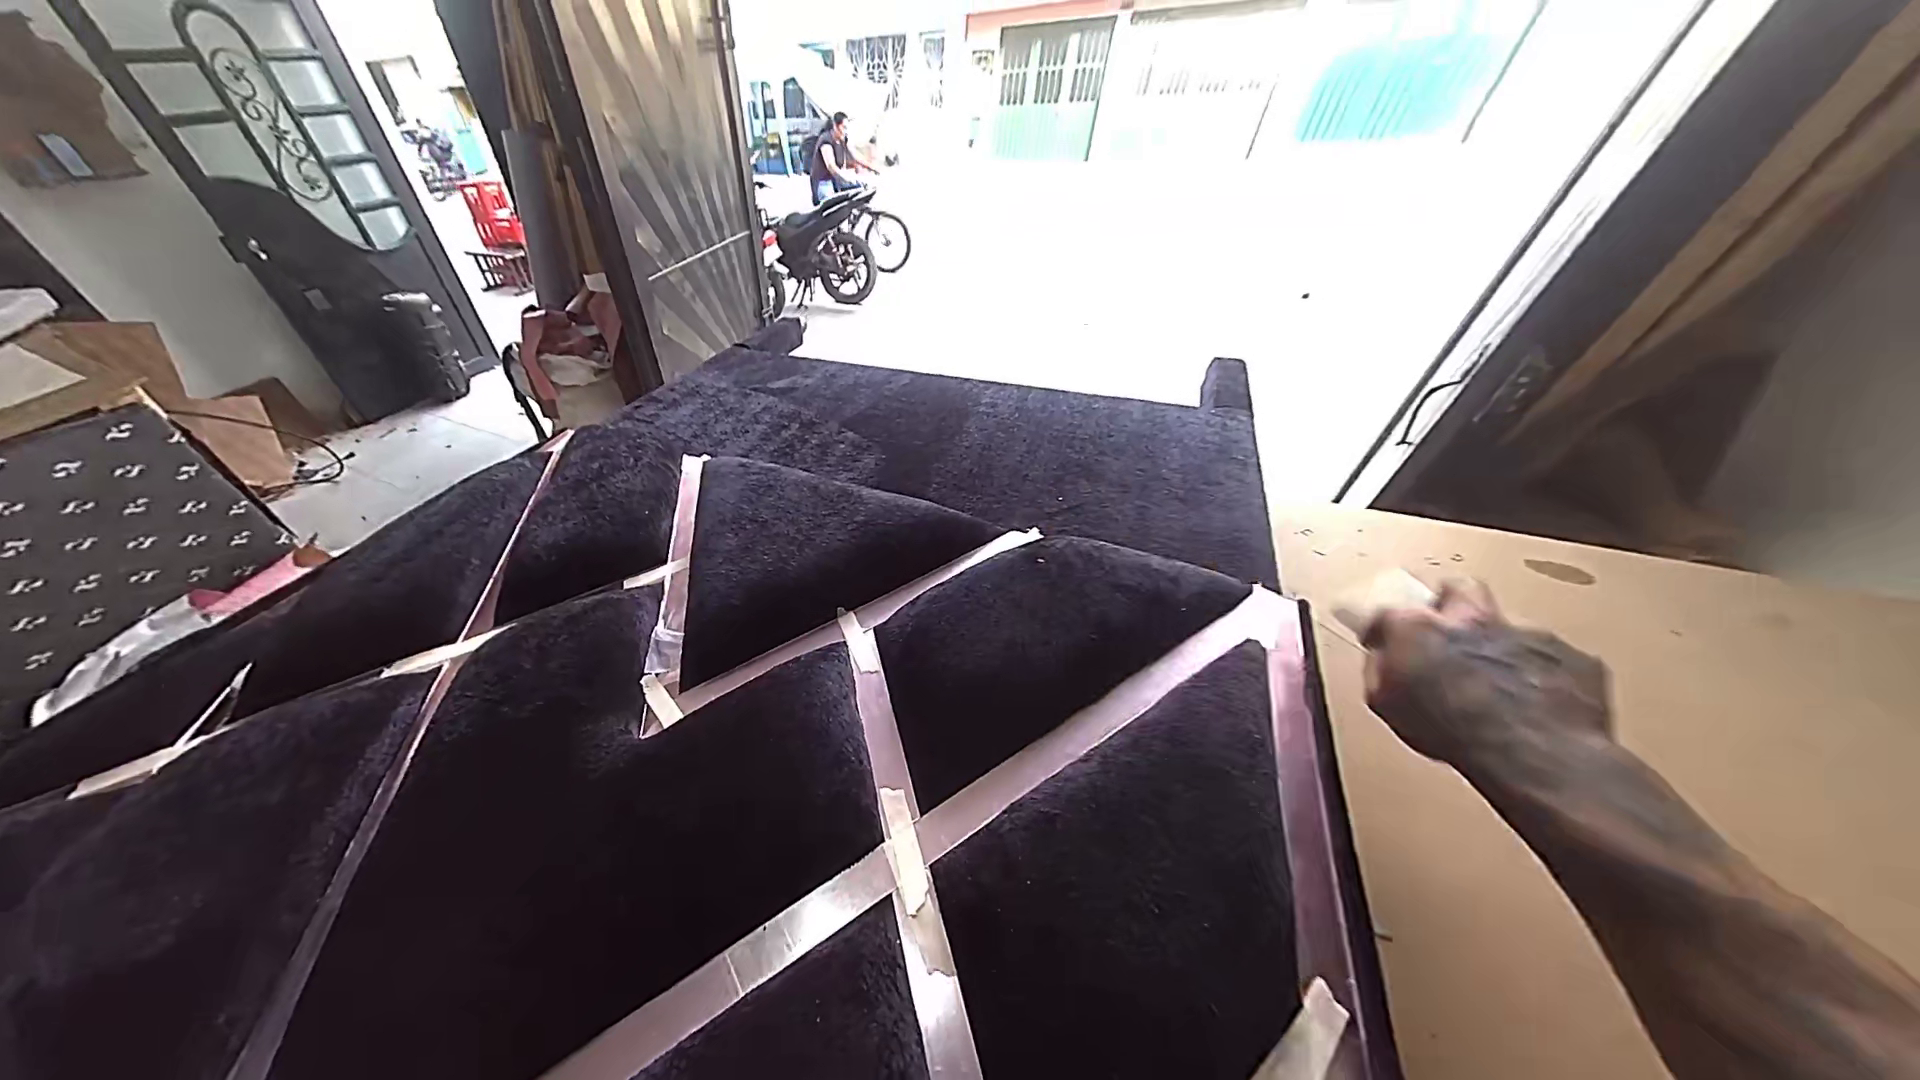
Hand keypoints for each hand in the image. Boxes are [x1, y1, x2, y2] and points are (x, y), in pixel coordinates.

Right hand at [1363, 580, 1613, 775]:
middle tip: (1446, 628)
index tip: (1382, 640)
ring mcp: (1526, 633)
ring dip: (1497, 643)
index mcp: (1418, 627)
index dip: (1383, 628)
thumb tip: (1383, 659)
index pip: (1388, 611)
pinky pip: (1549, 656)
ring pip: (1507, 625)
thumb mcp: (1387, 706)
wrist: (1535, 757)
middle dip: (1450, 602)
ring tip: (1496, 677)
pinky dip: (1537, 671)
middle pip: (1458, 588)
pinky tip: (1533, 697)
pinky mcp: (1573, 655)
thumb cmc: (1452, 732)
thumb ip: (1380, 671)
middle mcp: (1470, 619)